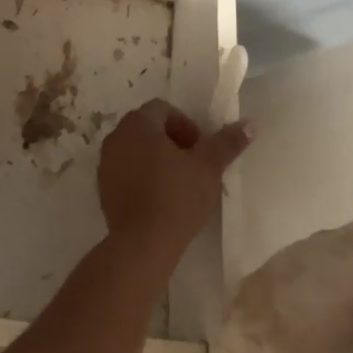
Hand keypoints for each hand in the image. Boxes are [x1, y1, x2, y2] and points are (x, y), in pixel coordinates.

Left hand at [97, 98, 250, 259]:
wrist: (142, 242)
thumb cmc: (176, 197)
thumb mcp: (208, 168)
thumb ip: (227, 143)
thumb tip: (250, 124)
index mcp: (138, 124)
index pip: (163, 109)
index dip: (186, 125)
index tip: (200, 150)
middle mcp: (117, 136)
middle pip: (148, 127)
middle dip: (172, 141)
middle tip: (193, 165)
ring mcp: (106, 162)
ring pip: (136, 149)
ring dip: (157, 158)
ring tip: (178, 183)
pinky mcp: (103, 187)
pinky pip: (126, 171)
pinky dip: (142, 176)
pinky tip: (160, 199)